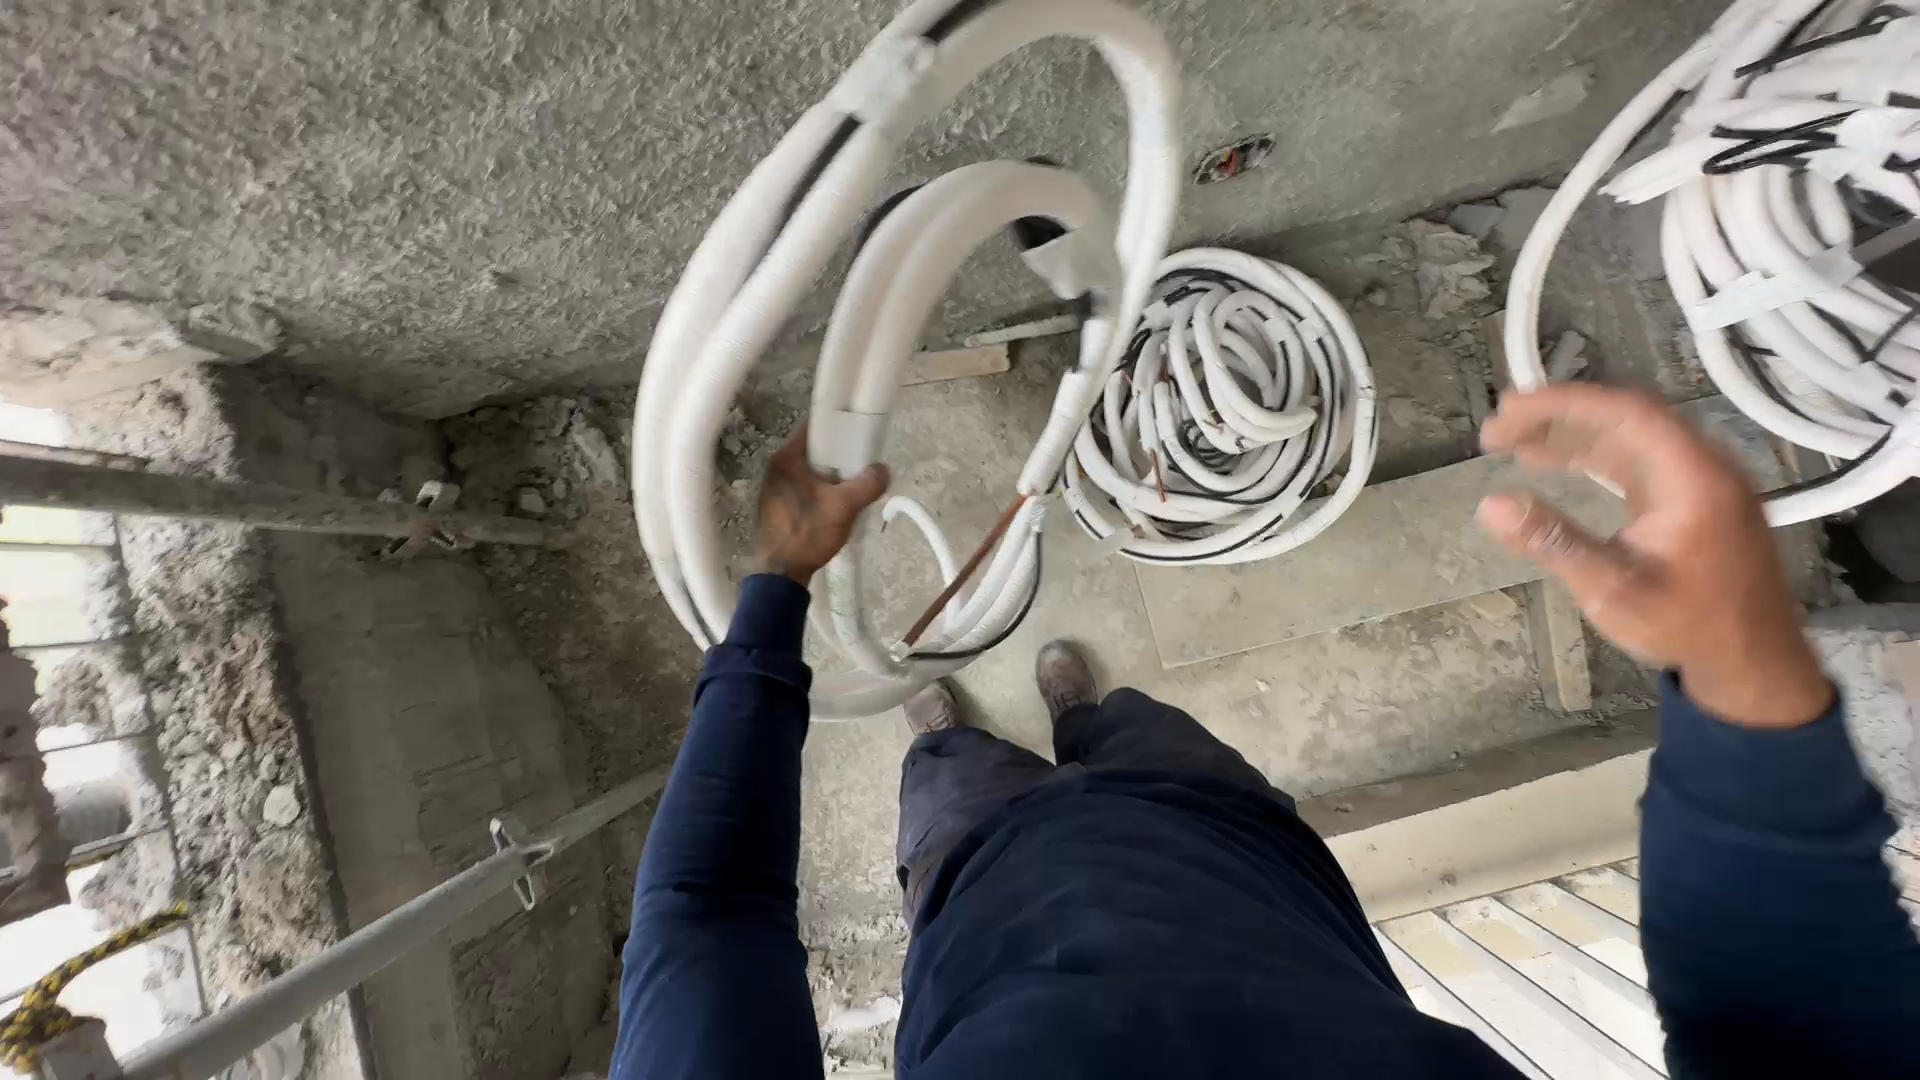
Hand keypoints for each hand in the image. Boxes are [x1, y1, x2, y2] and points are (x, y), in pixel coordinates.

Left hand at [752, 425, 889, 584]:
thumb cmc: (808, 532)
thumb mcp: (845, 506)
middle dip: (839, 457)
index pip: (815, 428)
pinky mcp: (776, 507)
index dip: (839, 428)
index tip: (860, 436)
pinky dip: (821, 492)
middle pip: (814, 451)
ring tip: (853, 487)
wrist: (781, 574)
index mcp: (786, 458)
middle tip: (862, 465)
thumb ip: (868, 484)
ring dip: (831, 477)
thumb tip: (883, 470)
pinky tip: (836, 506)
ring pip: (810, 473)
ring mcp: (774, 489)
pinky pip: (804, 490)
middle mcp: (776, 468)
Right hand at [1476, 384, 1830, 728]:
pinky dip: (1583, 454)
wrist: (1748, 660)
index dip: (1564, 403)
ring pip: (1625, 435)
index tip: (1508, 409)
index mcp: (1693, 480)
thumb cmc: (1684, 625)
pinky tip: (1545, 462)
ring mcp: (1694, 482)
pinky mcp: (1682, 499)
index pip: (1627, 414)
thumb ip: (1554, 541)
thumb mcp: (1611, 588)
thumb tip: (1491, 503)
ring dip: (1566, 432)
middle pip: (1625, 417)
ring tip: (1507, 441)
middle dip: (1557, 414)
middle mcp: (1700, 469)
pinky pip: (1628, 459)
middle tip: (1496, 428)